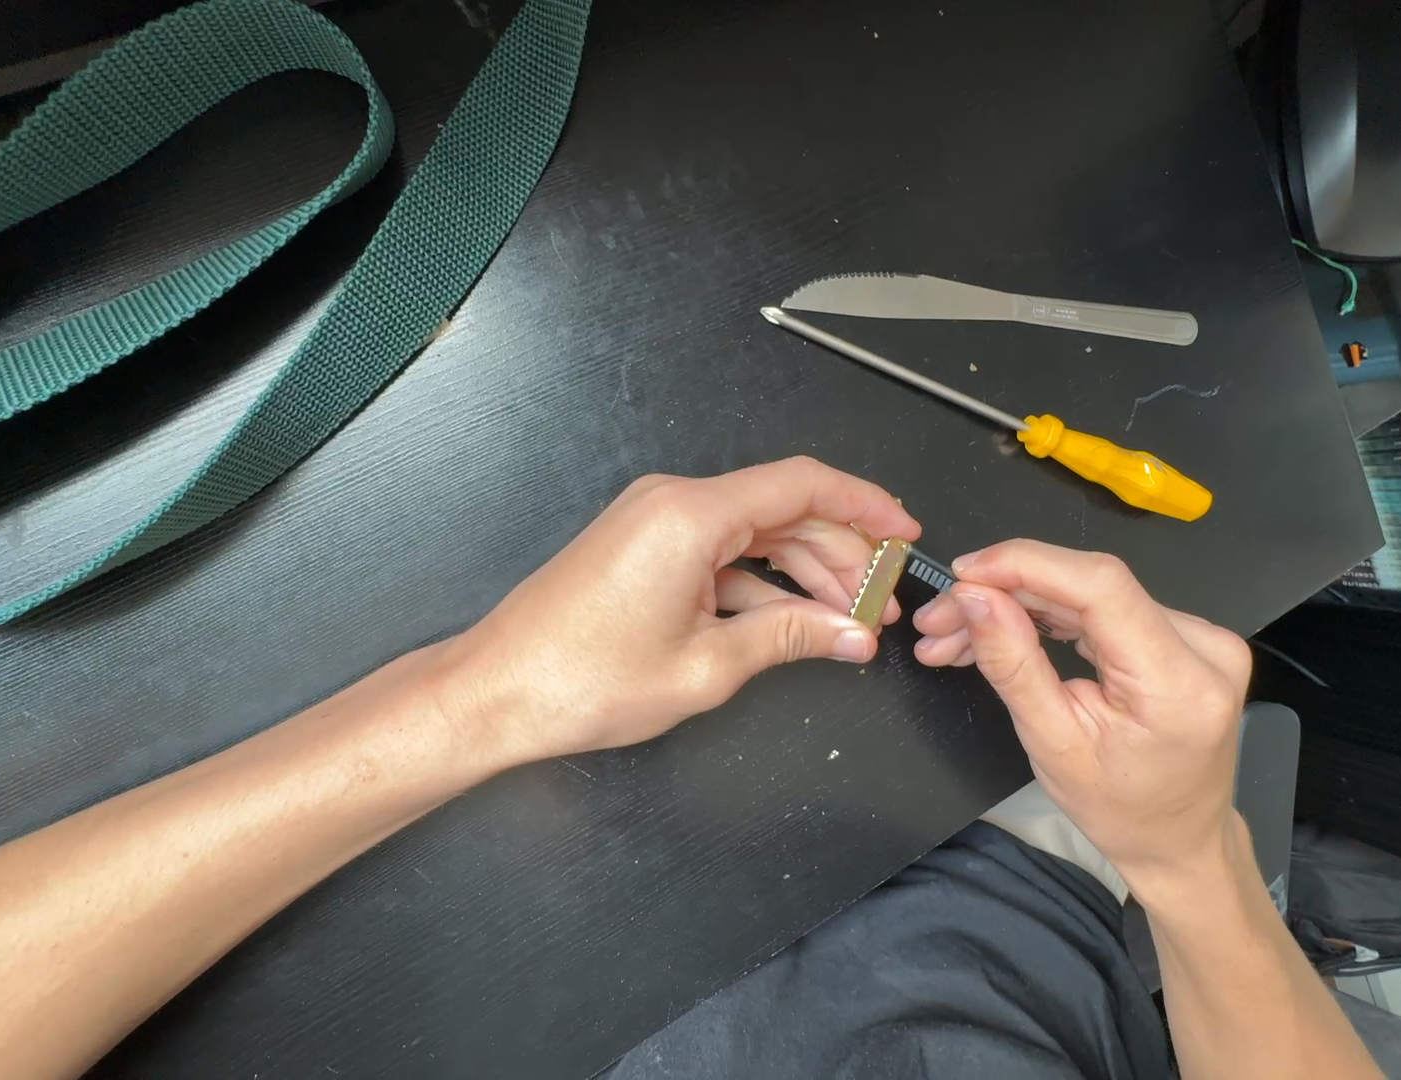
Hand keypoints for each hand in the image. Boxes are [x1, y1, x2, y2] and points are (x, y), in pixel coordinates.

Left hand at [441, 457, 920, 763]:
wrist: (496, 694)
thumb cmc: (585, 681)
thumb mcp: (707, 666)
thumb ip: (791, 639)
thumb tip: (851, 635)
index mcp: (691, 514)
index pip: (803, 484)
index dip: (865, 504)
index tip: (904, 530)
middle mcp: (674, 503)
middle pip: (784, 511)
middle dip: (840, 554)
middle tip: (879, 603)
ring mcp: (657, 523)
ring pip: (755, 535)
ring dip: (804, 574)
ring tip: (848, 621)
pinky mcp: (646, 549)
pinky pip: (721, 556)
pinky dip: (760, 586)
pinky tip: (795, 621)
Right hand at [911, 540, 1250, 892]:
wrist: (1176, 839)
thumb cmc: (1117, 807)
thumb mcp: (1051, 743)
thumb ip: (1012, 664)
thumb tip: (972, 597)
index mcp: (1179, 681)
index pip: (1100, 585)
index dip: (1024, 565)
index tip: (961, 575)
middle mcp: (1201, 645)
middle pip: (1083, 587)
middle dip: (1000, 594)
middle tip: (937, 621)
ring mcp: (1194, 636)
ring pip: (1080, 594)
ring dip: (1010, 606)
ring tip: (950, 633)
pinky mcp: (1176, 635)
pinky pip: (1094, 608)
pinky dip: (1038, 617)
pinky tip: (992, 629)